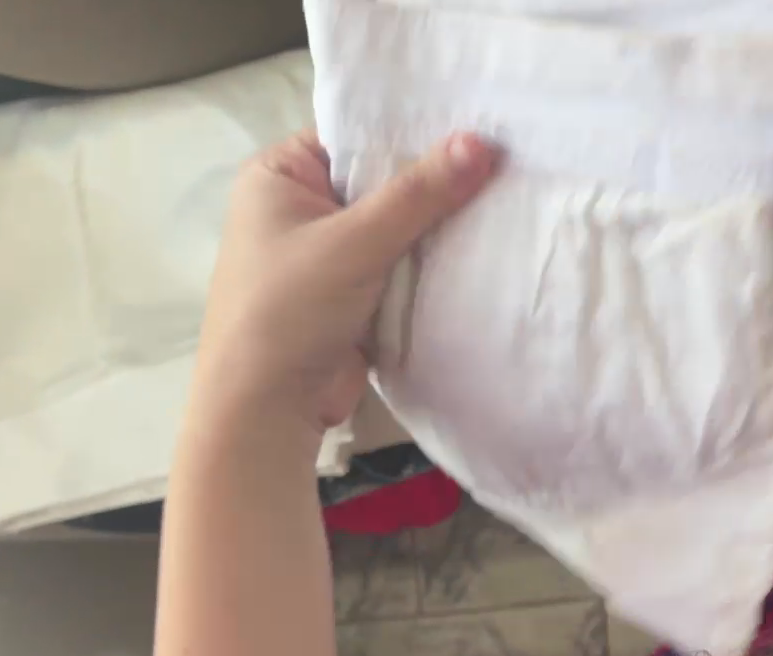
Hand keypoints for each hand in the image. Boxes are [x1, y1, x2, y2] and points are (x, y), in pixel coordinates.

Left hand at [190, 130, 497, 446]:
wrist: (270, 403)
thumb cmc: (290, 308)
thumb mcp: (354, 242)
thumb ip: (418, 196)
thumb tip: (481, 145)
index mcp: (282, 176)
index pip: (356, 139)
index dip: (411, 137)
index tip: (473, 135)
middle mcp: (306, 211)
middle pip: (383, 188)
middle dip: (435, 190)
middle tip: (501, 175)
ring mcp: (334, 259)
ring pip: (399, 235)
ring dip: (439, 236)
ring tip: (502, 213)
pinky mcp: (358, 299)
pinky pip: (404, 273)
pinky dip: (433, 273)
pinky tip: (478, 260)